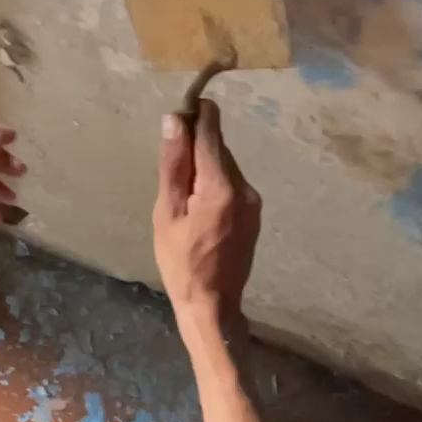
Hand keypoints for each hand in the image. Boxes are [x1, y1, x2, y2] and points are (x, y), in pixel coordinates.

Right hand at [154, 100, 259, 322]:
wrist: (213, 306)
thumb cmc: (181, 264)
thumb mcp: (166, 214)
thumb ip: (173, 165)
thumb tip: (173, 120)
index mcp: (220, 186)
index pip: (211, 129)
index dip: (194, 115)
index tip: (177, 116)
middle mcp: (244, 187)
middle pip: (218, 148)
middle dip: (195, 150)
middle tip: (173, 180)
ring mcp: (254, 202)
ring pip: (226, 167)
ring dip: (206, 172)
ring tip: (186, 205)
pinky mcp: (255, 215)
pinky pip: (233, 187)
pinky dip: (216, 189)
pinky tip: (202, 215)